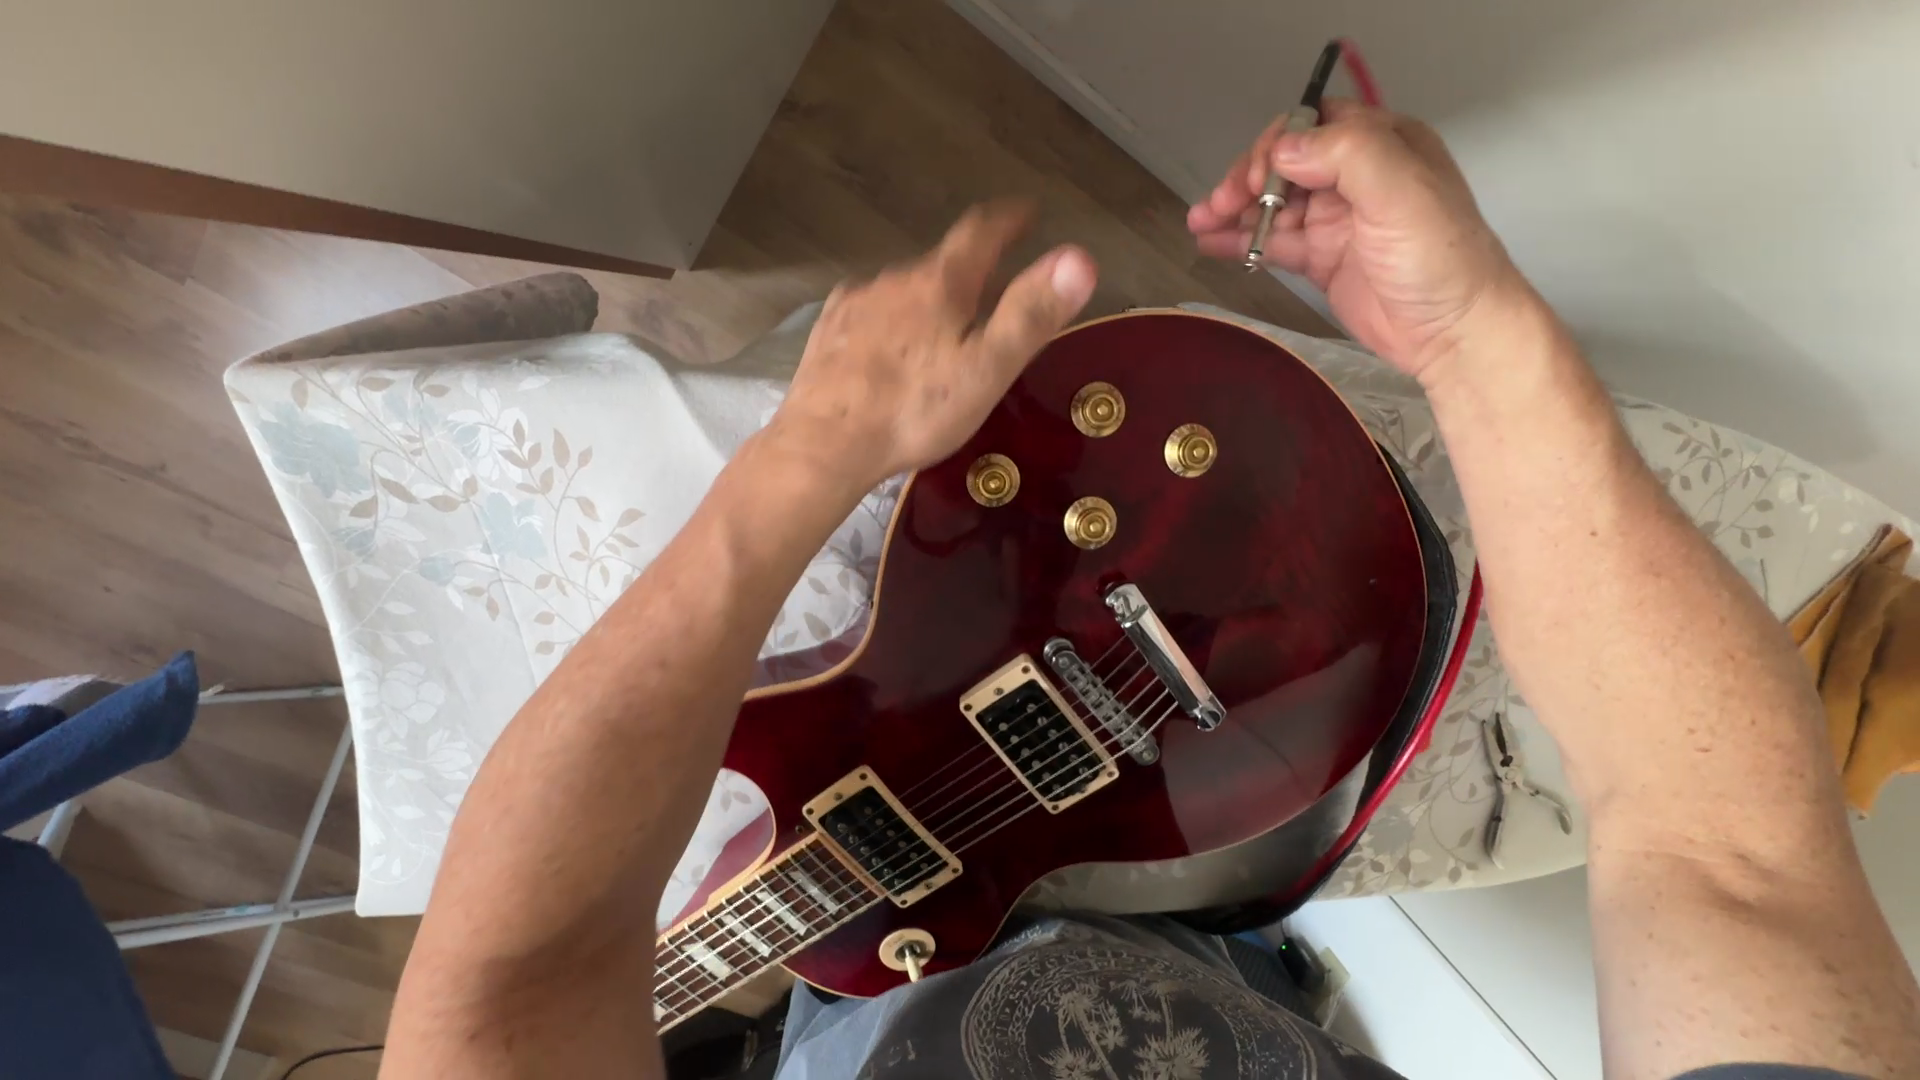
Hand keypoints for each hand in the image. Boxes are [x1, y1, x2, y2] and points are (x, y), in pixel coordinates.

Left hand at [770, 201, 1097, 487]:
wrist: (825, 445)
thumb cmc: (915, 412)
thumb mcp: (986, 369)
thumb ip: (1031, 313)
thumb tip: (1080, 258)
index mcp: (940, 284)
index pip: (981, 232)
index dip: (1009, 220)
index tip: (1026, 214)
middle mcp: (894, 279)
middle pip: (941, 265)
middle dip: (969, 276)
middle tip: (991, 300)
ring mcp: (855, 303)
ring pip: (903, 291)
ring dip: (928, 302)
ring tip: (941, 335)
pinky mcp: (827, 332)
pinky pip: (870, 314)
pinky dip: (891, 323)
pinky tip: (889, 353)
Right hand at [1188, 99, 1526, 383]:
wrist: (1449, 330)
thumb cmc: (1435, 257)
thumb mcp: (1399, 191)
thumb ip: (1345, 156)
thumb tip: (1281, 151)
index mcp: (1382, 145)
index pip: (1315, 125)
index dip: (1278, 144)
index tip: (1255, 179)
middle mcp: (1355, 177)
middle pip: (1286, 165)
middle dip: (1247, 180)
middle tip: (1217, 206)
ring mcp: (1336, 221)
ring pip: (1273, 205)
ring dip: (1234, 211)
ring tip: (1199, 224)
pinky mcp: (1321, 260)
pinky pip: (1273, 243)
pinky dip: (1241, 242)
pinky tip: (1211, 244)